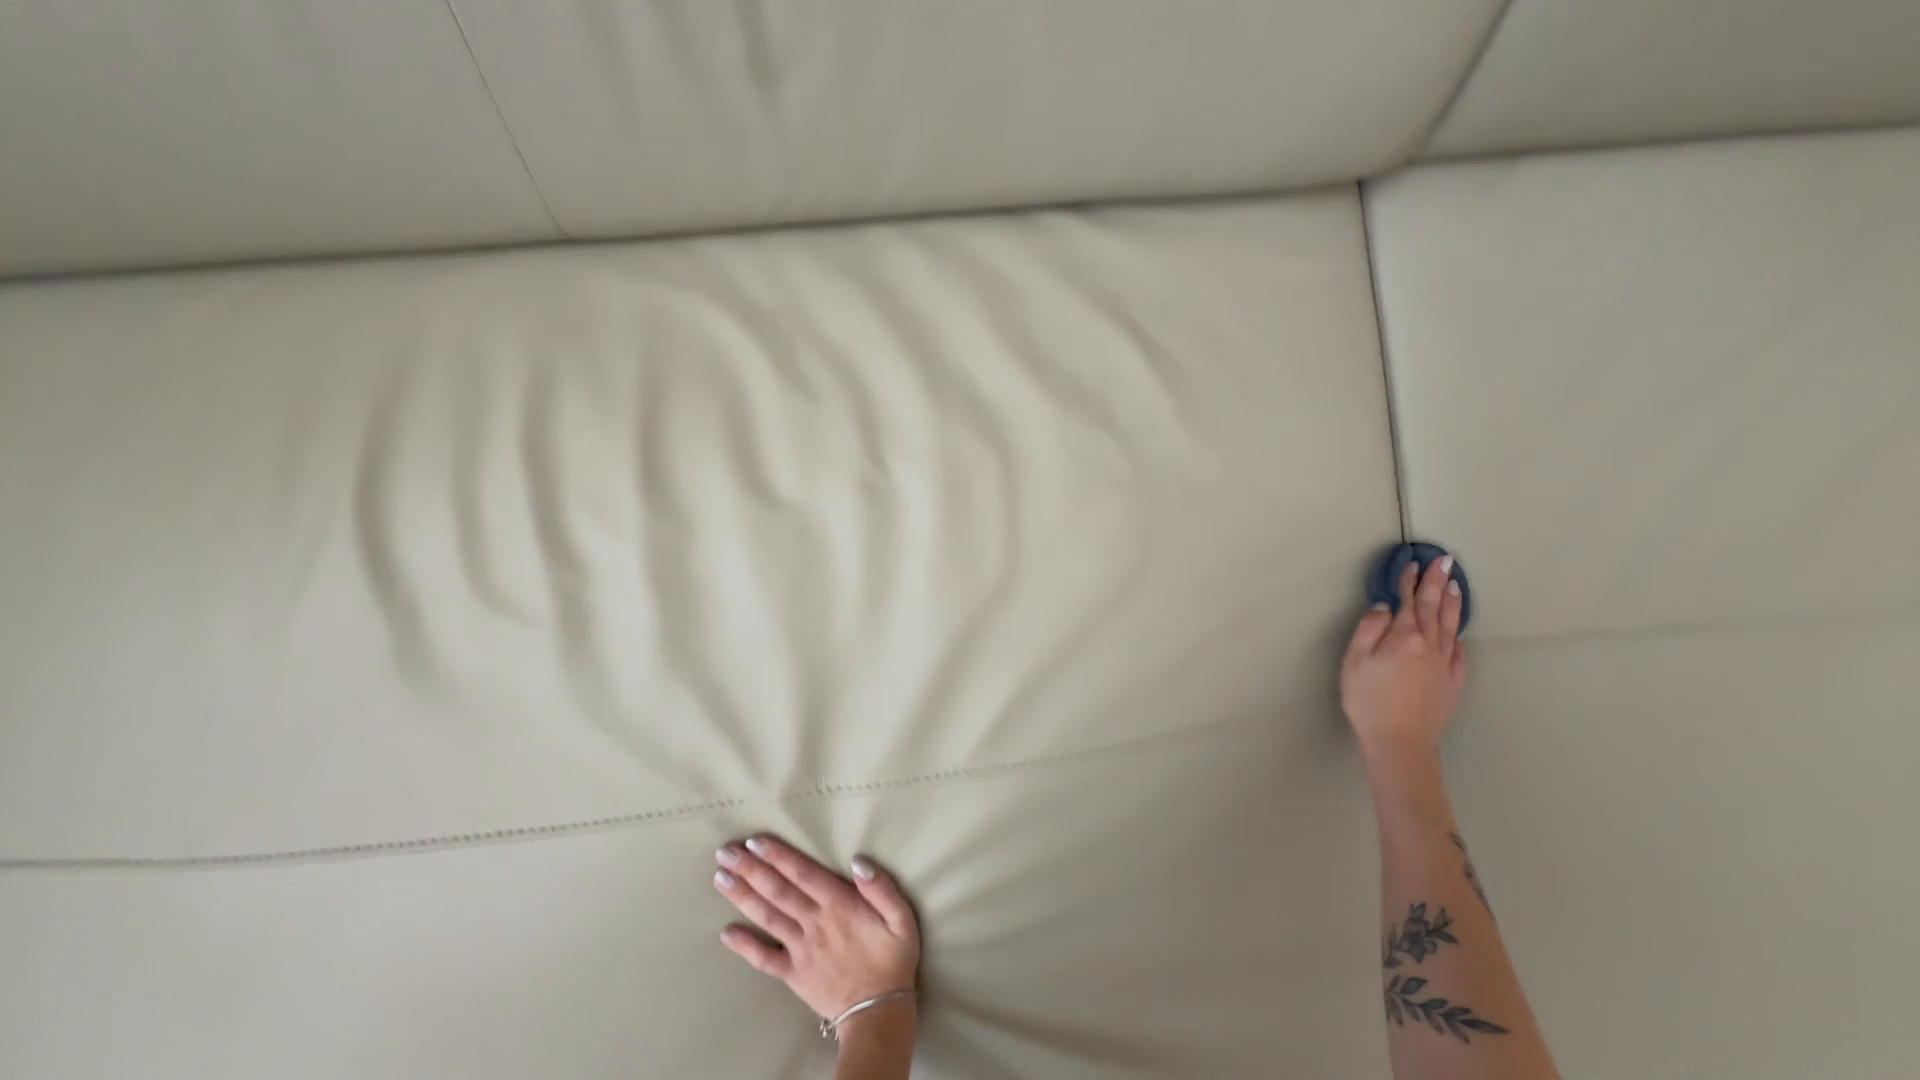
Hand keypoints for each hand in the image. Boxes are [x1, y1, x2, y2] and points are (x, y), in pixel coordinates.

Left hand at [713, 835, 920, 1023]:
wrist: (880, 1012)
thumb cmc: (893, 959)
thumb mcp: (901, 919)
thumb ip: (882, 887)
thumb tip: (859, 861)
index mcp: (840, 906)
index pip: (803, 874)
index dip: (779, 856)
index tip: (756, 841)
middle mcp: (815, 923)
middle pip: (778, 891)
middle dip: (750, 869)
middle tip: (726, 852)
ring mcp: (800, 949)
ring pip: (767, 918)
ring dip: (743, 897)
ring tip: (720, 878)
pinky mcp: (792, 974)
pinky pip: (764, 959)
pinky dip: (744, 946)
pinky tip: (726, 933)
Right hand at [1341, 554, 1466, 760]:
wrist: (1400, 742)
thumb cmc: (1369, 701)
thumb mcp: (1355, 662)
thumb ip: (1369, 630)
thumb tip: (1383, 607)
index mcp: (1403, 637)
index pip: (1407, 602)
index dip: (1408, 581)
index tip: (1412, 563)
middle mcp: (1428, 646)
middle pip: (1433, 608)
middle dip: (1437, 582)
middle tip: (1445, 561)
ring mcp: (1444, 665)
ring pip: (1449, 627)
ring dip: (1452, 604)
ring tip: (1455, 585)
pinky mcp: (1451, 684)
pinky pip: (1458, 654)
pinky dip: (1456, 638)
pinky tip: (1456, 633)